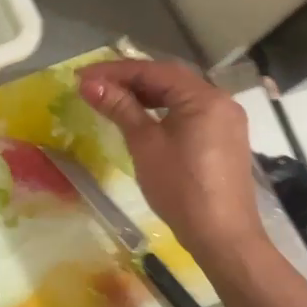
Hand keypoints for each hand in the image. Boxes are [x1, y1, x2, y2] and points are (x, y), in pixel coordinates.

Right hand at [78, 60, 268, 262]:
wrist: (221, 236)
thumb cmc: (180, 187)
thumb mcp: (144, 143)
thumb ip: (119, 107)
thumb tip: (89, 84)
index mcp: (204, 98)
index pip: (154, 71)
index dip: (114, 71)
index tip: (81, 76)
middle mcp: (220, 101)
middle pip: (168, 78)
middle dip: (128, 79)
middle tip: (92, 84)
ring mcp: (225, 120)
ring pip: (178, 94)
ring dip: (144, 93)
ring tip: (110, 98)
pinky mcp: (223, 138)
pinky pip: (188, 111)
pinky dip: (161, 109)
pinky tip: (140, 117)